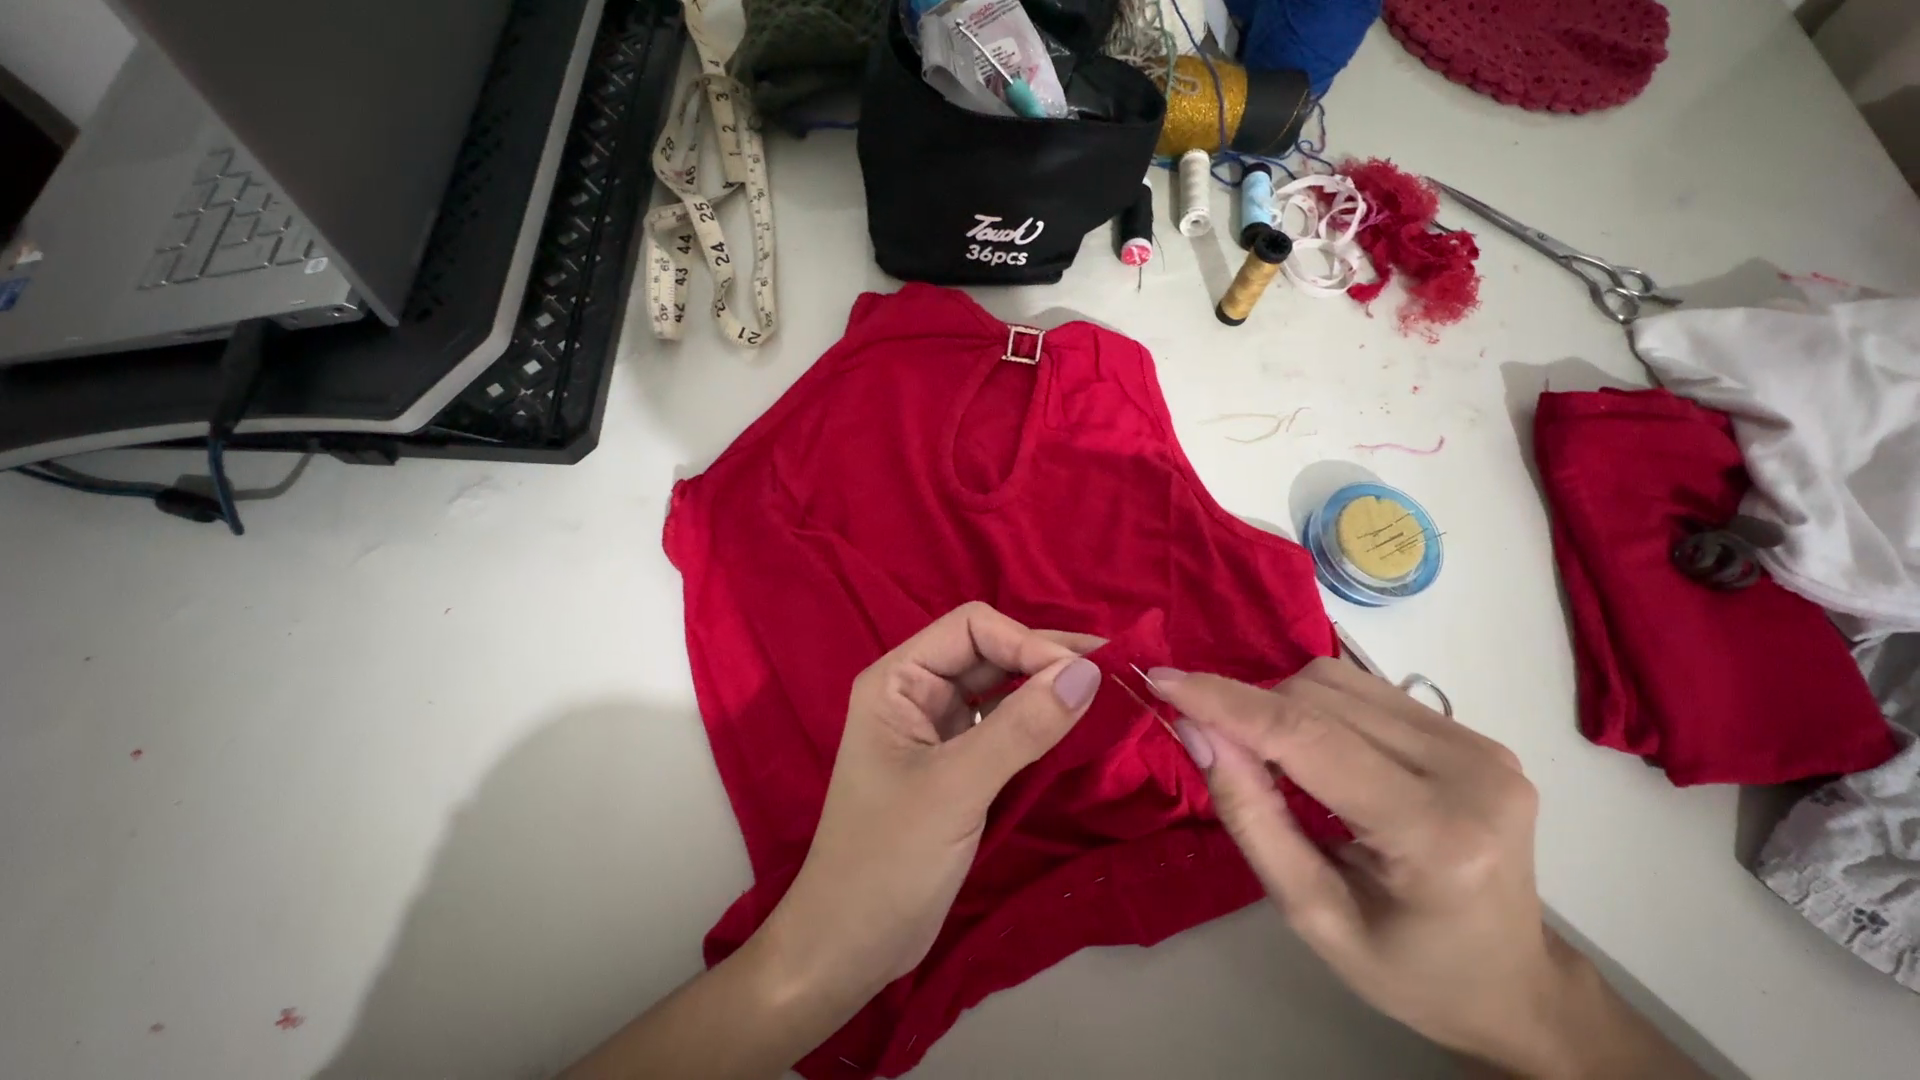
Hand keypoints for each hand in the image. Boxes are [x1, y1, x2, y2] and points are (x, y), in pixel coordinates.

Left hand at [760, 603, 1103, 1008]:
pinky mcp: (958, 767)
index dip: (1029, 643)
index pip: (973, 628)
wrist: (850, 945)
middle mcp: (916, 694)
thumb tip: (1088, 672)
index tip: (1084, 678)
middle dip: (1047, 658)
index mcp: (897, 681)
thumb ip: (1022, 728)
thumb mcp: (956, 788)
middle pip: (991, 652)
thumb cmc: (888, 859)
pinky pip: (1006, 728)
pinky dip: (1041, 723)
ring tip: (1106, 691)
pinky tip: (1076, 728)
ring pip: (1002, 689)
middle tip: (1115, 670)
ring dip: (1049, 687)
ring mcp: (937, 731)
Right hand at [1153, 659, 1695, 1077]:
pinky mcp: (1479, 735)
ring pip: (1341, 681)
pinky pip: (1368, 691)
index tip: (1162, 678)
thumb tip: (1197, 729)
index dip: (1227, 702)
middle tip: (1220, 755)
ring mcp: (1481, 746)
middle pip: (1321, 699)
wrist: (1513, 985)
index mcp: (1435, 835)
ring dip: (1283, 706)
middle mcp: (1471, 772)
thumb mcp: (1311, 915)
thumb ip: (1252, 817)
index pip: (1309, 740)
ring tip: (1276, 765)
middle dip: (1251, 713)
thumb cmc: (1407, 971)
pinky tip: (1319, 754)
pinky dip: (1320, 709)